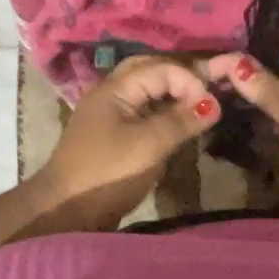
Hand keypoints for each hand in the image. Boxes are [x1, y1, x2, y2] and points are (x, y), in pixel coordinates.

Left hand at [34, 56, 221, 227]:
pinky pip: (141, 112)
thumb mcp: (149, 145)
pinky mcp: (111, 136)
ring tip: (198, 107)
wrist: (64, 210)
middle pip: (149, 71)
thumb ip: (181, 121)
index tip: (211, 105)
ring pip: (145, 92)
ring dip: (172, 94)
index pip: (160, 68)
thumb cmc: (107, 173)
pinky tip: (179, 125)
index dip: (190, 80)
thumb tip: (214, 104)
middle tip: (208, 92)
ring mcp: (108, 115)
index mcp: (114, 89)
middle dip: (181, 78)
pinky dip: (163, 113)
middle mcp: (109, 94)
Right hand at [205, 46, 278, 212]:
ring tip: (214, 105)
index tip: (208, 69)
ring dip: (253, 105)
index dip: (245, 59)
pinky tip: (239, 127)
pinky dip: (265, 125)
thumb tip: (231, 63)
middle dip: (245, 81)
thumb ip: (266, 88)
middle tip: (204, 88)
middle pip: (278, 76)